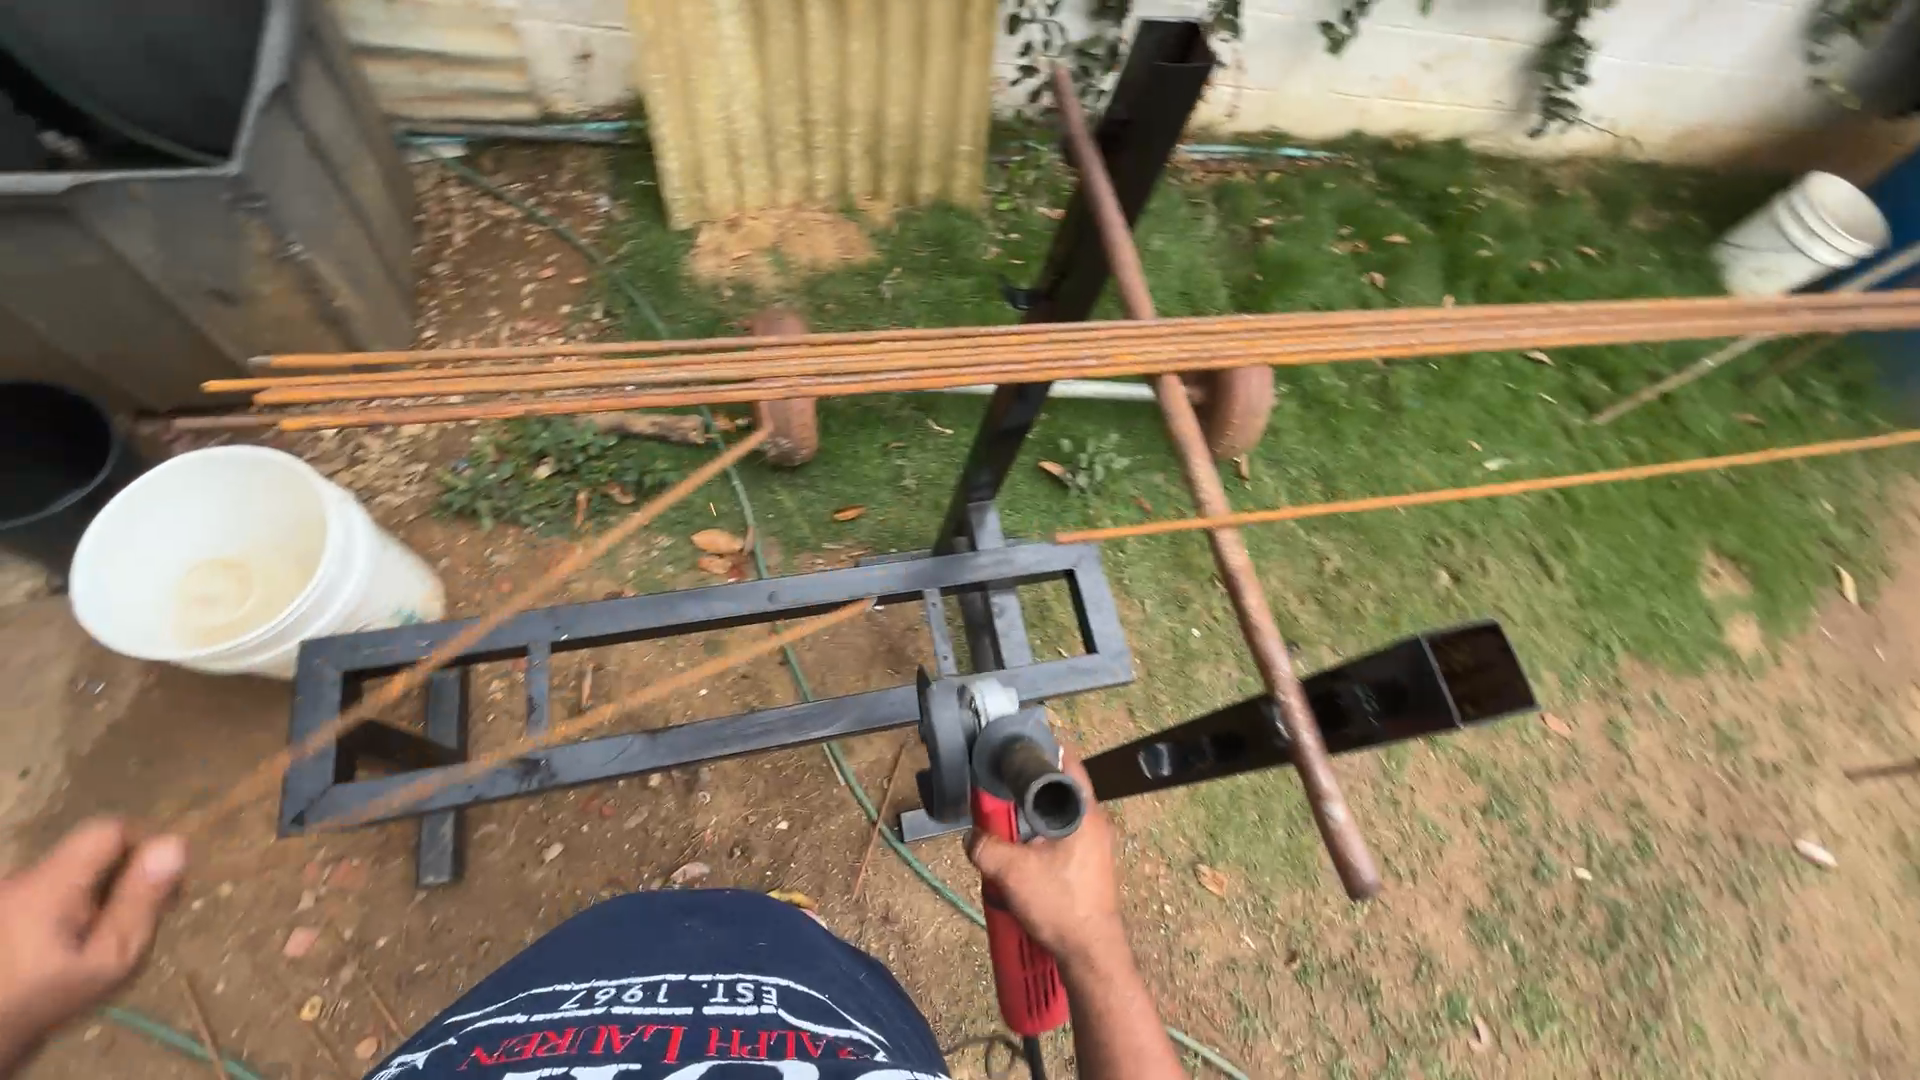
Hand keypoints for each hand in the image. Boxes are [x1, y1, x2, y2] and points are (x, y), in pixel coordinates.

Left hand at [0, 820, 185, 1072]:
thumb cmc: (45, 1002)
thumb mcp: (111, 957)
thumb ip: (141, 899)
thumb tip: (174, 844)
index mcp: (46, 887)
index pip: (108, 830)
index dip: (143, 845)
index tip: (158, 883)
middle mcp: (14, 882)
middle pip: (87, 856)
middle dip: (119, 879)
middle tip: (133, 922)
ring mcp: (0, 898)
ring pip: (65, 877)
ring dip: (91, 897)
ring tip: (95, 941)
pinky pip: (41, 894)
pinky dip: (62, 910)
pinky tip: (63, 946)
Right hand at [966, 751, 1126, 969]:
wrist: (1090, 955)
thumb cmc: (1060, 905)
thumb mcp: (1012, 872)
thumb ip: (985, 846)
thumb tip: (971, 836)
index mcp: (1084, 812)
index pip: (1067, 762)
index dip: (1042, 750)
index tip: (1016, 749)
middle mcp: (1095, 822)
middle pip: (1057, 790)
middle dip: (1027, 793)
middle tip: (1001, 796)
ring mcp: (1095, 845)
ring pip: (1056, 817)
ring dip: (1030, 822)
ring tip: (1006, 831)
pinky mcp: (1089, 865)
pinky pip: (1060, 839)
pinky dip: (1038, 841)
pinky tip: (1021, 859)